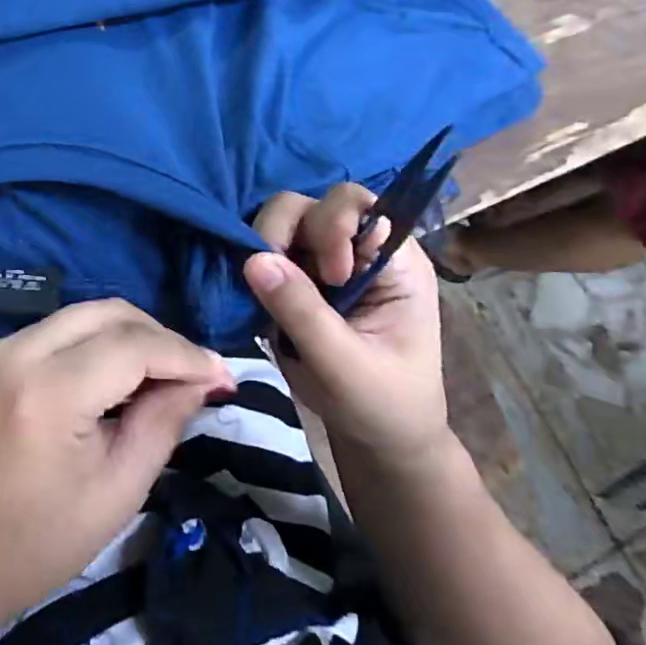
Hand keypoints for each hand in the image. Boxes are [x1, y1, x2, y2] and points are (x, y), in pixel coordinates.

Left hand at [0, 300, 232, 636]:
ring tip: (170, 373)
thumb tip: (204, 377)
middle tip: (199, 375)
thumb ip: (164, 422)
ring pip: (90, 312)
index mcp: (47, 392)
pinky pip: (68, 326)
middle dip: (162, 337)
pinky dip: (106, 338)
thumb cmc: (43, 539)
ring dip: (136, 334)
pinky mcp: (2, 352)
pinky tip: (129, 371)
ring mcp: (6, 347)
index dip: (185, 355)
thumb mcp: (119, 490)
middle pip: (111, 313)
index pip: (132, 346)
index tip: (224, 376)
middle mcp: (21, 351)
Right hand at [244, 184, 453, 462]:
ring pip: (280, 221)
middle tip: (279, 285)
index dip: (333, 226)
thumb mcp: (347, 367)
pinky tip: (252, 295)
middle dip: (285, 232)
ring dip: (263, 246)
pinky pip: (264, 249)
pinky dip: (251, 263)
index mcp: (394, 259)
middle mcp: (358, 247)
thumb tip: (253, 258)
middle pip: (311, 204)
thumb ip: (303, 312)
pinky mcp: (296, 275)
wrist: (375, 440)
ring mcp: (323, 258)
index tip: (332, 277)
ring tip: (263, 293)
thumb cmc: (383, 405)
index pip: (358, 205)